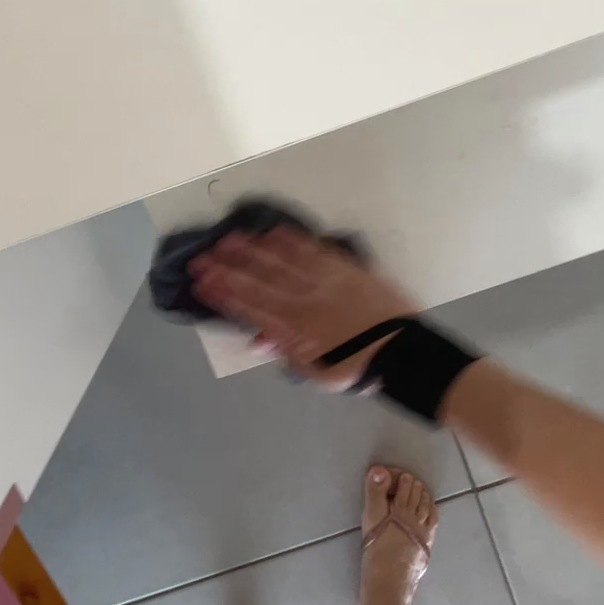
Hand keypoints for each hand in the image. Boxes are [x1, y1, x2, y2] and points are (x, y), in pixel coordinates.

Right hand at [190, 227, 419, 387]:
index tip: (201, 281)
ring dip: (255, 249)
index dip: (223, 293)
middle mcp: (304, 299)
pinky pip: (314, 250)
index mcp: (295, 327)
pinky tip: (277, 232)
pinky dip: (293, 240)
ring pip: (283, 260)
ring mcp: (325, 280)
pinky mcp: (345, 269)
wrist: (402, 351)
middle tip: (202, 255)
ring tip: (231, 237)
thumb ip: (287, 352)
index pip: (251, 306)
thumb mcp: (316, 372)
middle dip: (228, 267)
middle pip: (260, 279)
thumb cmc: (356, 367)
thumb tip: (259, 340)